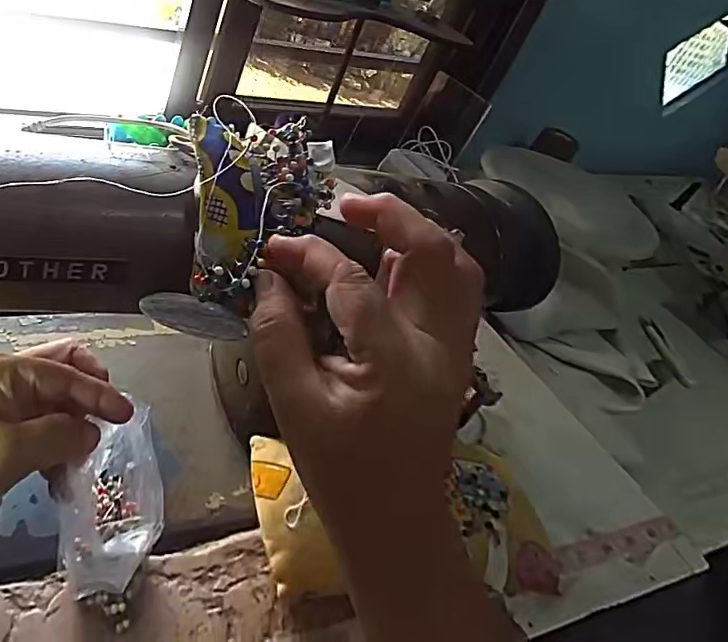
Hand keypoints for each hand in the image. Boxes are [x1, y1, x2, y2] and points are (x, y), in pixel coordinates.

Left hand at [0, 338, 134, 554]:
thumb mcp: (11, 451)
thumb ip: (60, 436)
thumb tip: (92, 432)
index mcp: (7, 371)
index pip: (66, 372)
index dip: (99, 392)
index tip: (126, 415)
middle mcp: (5, 380)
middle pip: (59, 377)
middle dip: (87, 398)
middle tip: (109, 422)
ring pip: (50, 407)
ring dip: (70, 428)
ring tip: (81, 460)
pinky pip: (35, 431)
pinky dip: (53, 446)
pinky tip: (59, 472)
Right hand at [252, 193, 482, 530]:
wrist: (396, 524)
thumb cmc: (340, 469)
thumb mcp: (293, 403)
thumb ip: (276, 333)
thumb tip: (270, 276)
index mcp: (396, 361)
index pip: (351, 281)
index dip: (308, 256)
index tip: (274, 250)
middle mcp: (439, 346)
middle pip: (434, 254)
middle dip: (390, 215)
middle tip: (345, 203)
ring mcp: (457, 349)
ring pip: (457, 266)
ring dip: (416, 232)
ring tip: (370, 221)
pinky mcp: (456, 354)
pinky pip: (455, 288)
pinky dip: (427, 259)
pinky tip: (390, 258)